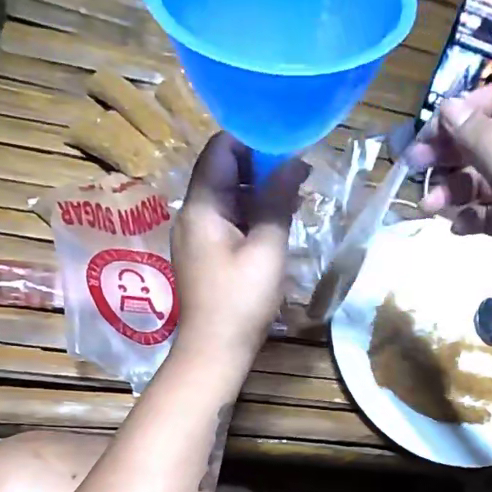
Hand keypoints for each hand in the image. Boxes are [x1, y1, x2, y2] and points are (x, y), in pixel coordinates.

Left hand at [171, 133, 307, 362]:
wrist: (214, 351)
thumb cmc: (241, 300)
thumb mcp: (267, 249)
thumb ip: (278, 201)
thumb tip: (294, 162)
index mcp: (202, 206)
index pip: (220, 149)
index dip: (254, 140)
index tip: (289, 145)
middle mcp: (193, 214)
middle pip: (223, 170)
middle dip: (261, 165)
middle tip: (299, 174)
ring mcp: (197, 236)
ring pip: (228, 197)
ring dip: (259, 192)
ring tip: (295, 197)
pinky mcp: (205, 255)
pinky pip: (228, 220)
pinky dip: (252, 214)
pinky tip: (277, 224)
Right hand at [407, 81, 491, 310]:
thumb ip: (478, 135)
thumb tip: (448, 106)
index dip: (468, 108)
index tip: (433, 128)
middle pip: (486, 138)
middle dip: (450, 150)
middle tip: (414, 164)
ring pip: (481, 177)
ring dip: (452, 188)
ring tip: (429, 205)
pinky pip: (485, 210)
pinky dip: (468, 215)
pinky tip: (457, 227)